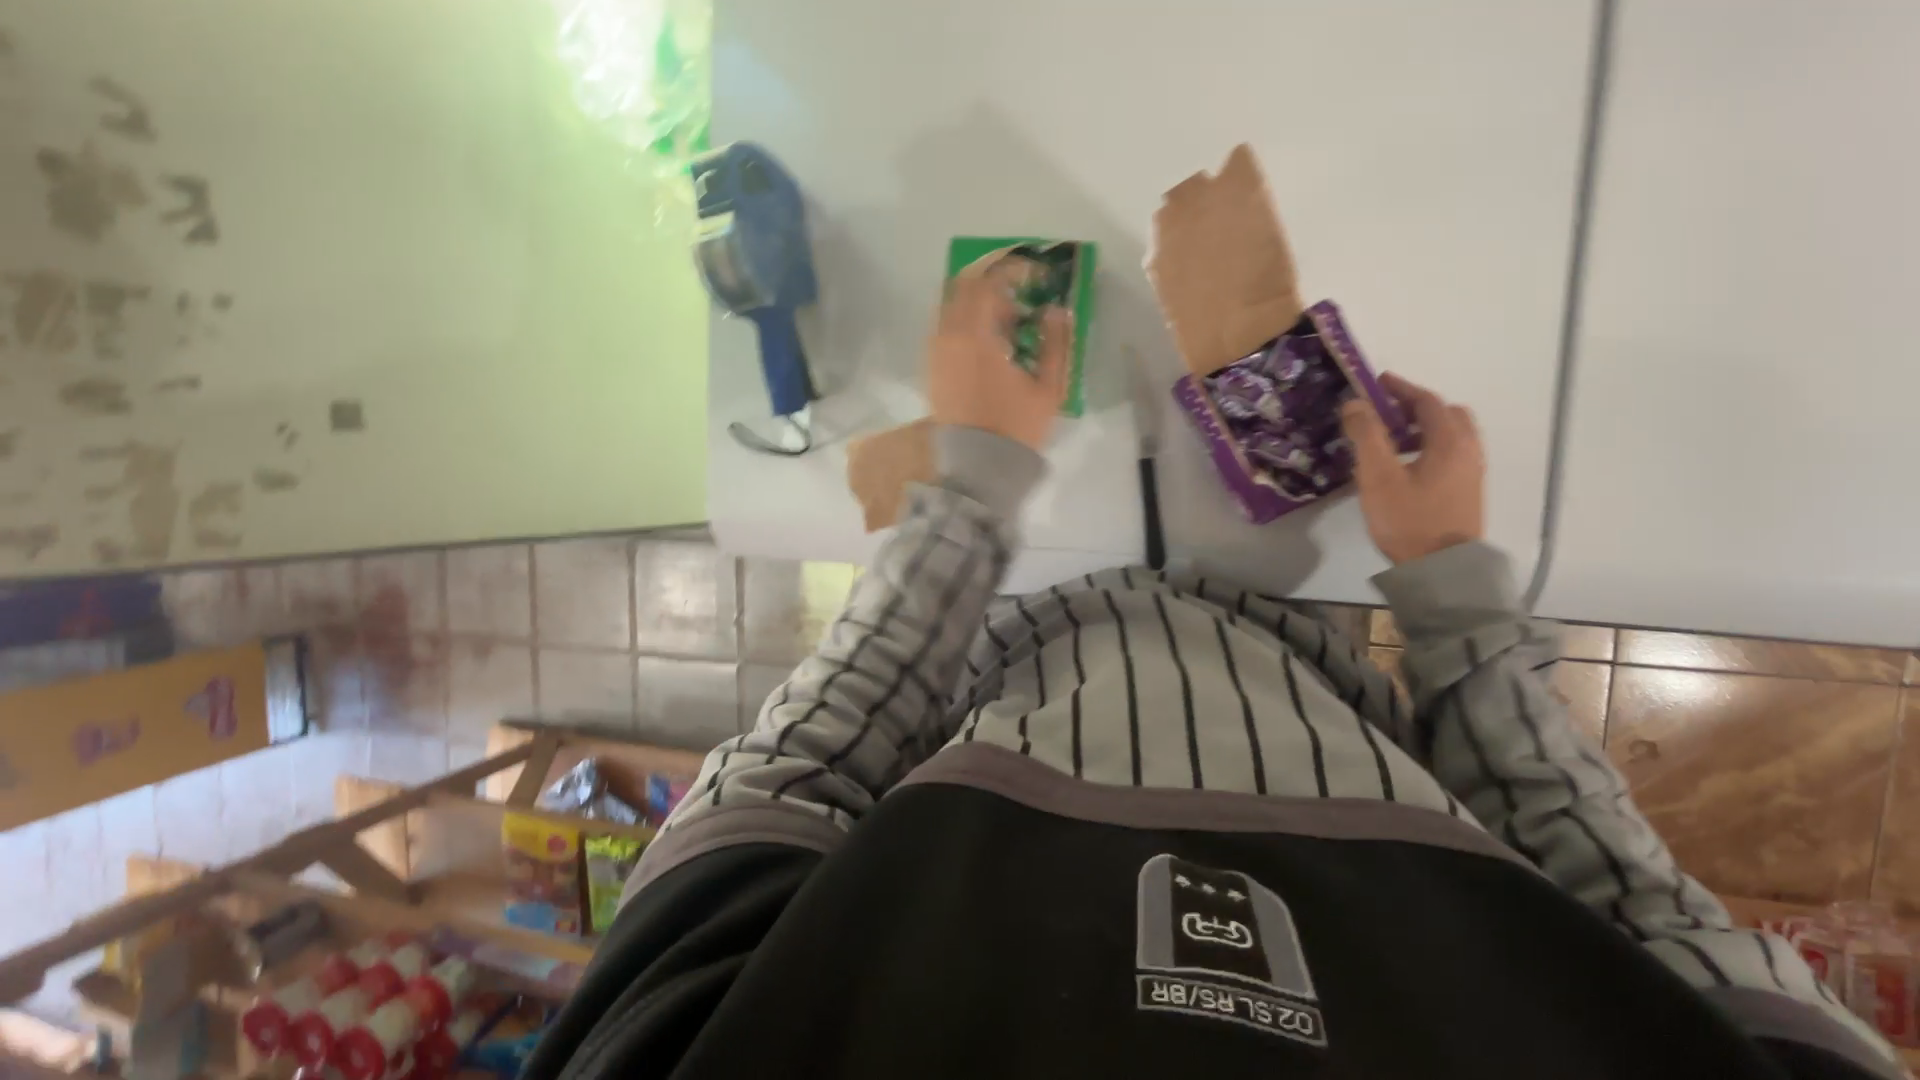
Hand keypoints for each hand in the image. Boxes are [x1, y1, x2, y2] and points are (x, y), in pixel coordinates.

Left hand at [927, 255, 1070, 451]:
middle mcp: (949, 336)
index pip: (989, 283)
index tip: (1034, 276)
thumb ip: (1055, 344)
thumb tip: (1056, 311)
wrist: (977, 467)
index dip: (1013, 272)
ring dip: (976, 306)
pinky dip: (964, 325)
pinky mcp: (931, 369)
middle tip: (1018, 301)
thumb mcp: (1047, 388)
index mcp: (977, 336)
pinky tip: (987, 346)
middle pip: (964, 288)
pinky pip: (944, 330)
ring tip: (1005, 327)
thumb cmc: (1016, 427)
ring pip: (951, 308)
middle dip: (992, 286)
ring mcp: (936, 353)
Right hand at [1341, 372, 1484, 564]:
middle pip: (1447, 415)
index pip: (1427, 401)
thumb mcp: (1378, 476)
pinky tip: (1409, 467)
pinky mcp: (1468, 491)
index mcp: (1449, 441)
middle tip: (1387, 414)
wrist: (1441, 569)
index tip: (1377, 383)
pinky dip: (1431, 447)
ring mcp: (1472, 472)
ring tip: (1394, 442)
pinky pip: (1452, 455)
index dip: (1401, 389)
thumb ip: (1367, 435)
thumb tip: (1356, 403)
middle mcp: (1468, 450)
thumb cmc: (1408, 519)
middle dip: (1417, 407)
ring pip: (1452, 436)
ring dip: (1424, 429)